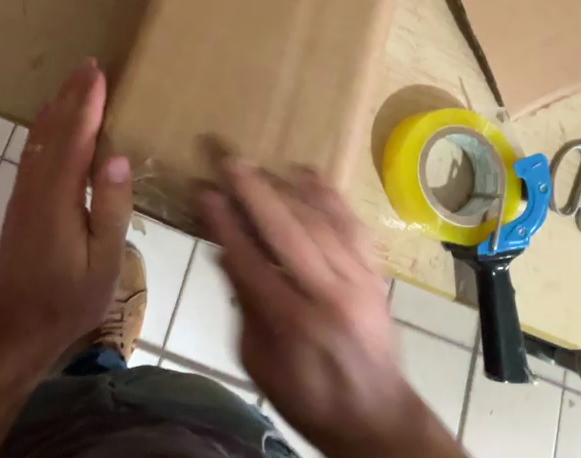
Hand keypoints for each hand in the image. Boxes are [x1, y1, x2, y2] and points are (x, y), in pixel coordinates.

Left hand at [0, 61, 133, 361]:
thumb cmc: (70, 298)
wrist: (17, 327)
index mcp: (59, 197)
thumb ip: (111, 210)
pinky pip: (33, 150)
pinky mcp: (21, 201)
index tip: (99, 72)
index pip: (75, 138)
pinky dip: (45, 126)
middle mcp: (37, 185)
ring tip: (74, 82)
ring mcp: (25, 192)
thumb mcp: (103, 263)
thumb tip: (118, 158)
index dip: (87, 103)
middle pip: (54, 129)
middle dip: (72, 95)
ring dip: (58, 106)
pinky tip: (50, 121)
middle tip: (89, 63)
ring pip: (40, 137)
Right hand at [199, 162, 459, 457]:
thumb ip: (244, 305)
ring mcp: (356, 280)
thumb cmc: (307, 396)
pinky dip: (329, 194)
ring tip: (260, 165)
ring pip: (319, 219)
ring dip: (286, 186)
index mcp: (292, 323)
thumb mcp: (258, 362)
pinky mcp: (374, 273)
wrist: (377, 418)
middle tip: (228, 161)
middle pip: (286, 229)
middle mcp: (327, 294)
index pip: (249, 260)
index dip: (224, 223)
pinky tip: (308, 173)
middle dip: (254, 191)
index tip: (204, 192)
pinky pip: (352, 223)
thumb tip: (224, 251)